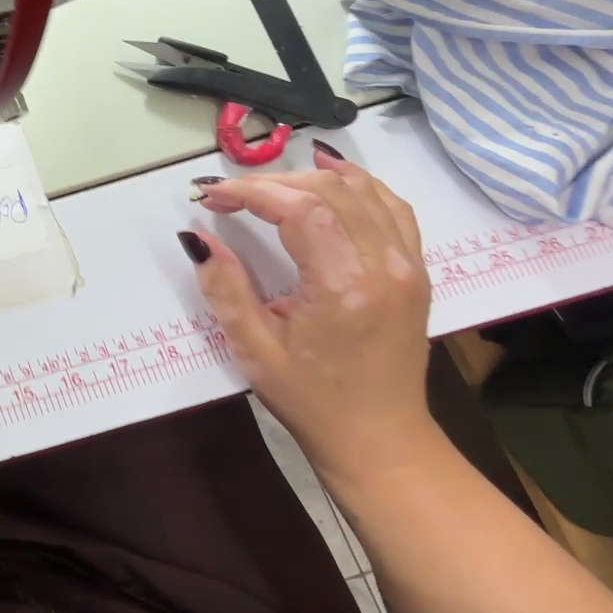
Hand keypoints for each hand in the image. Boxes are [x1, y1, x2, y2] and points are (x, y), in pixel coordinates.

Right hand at [181, 142, 436, 482]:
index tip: (211, 196)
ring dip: (310, 178)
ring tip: (266, 186)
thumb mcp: (253, 349)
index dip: (252, 191)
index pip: (301, 209)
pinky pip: (392, 208)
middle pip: (331, 192)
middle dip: (272, 183)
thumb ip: (225, 288)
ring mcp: (409, 265)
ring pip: (364, 192)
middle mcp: (386, 266)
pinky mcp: (415, 270)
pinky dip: (358, 185)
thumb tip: (196, 238)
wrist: (378, 435)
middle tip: (227, 197)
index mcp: (344, 287)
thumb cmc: (309, 397)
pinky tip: (330, 177)